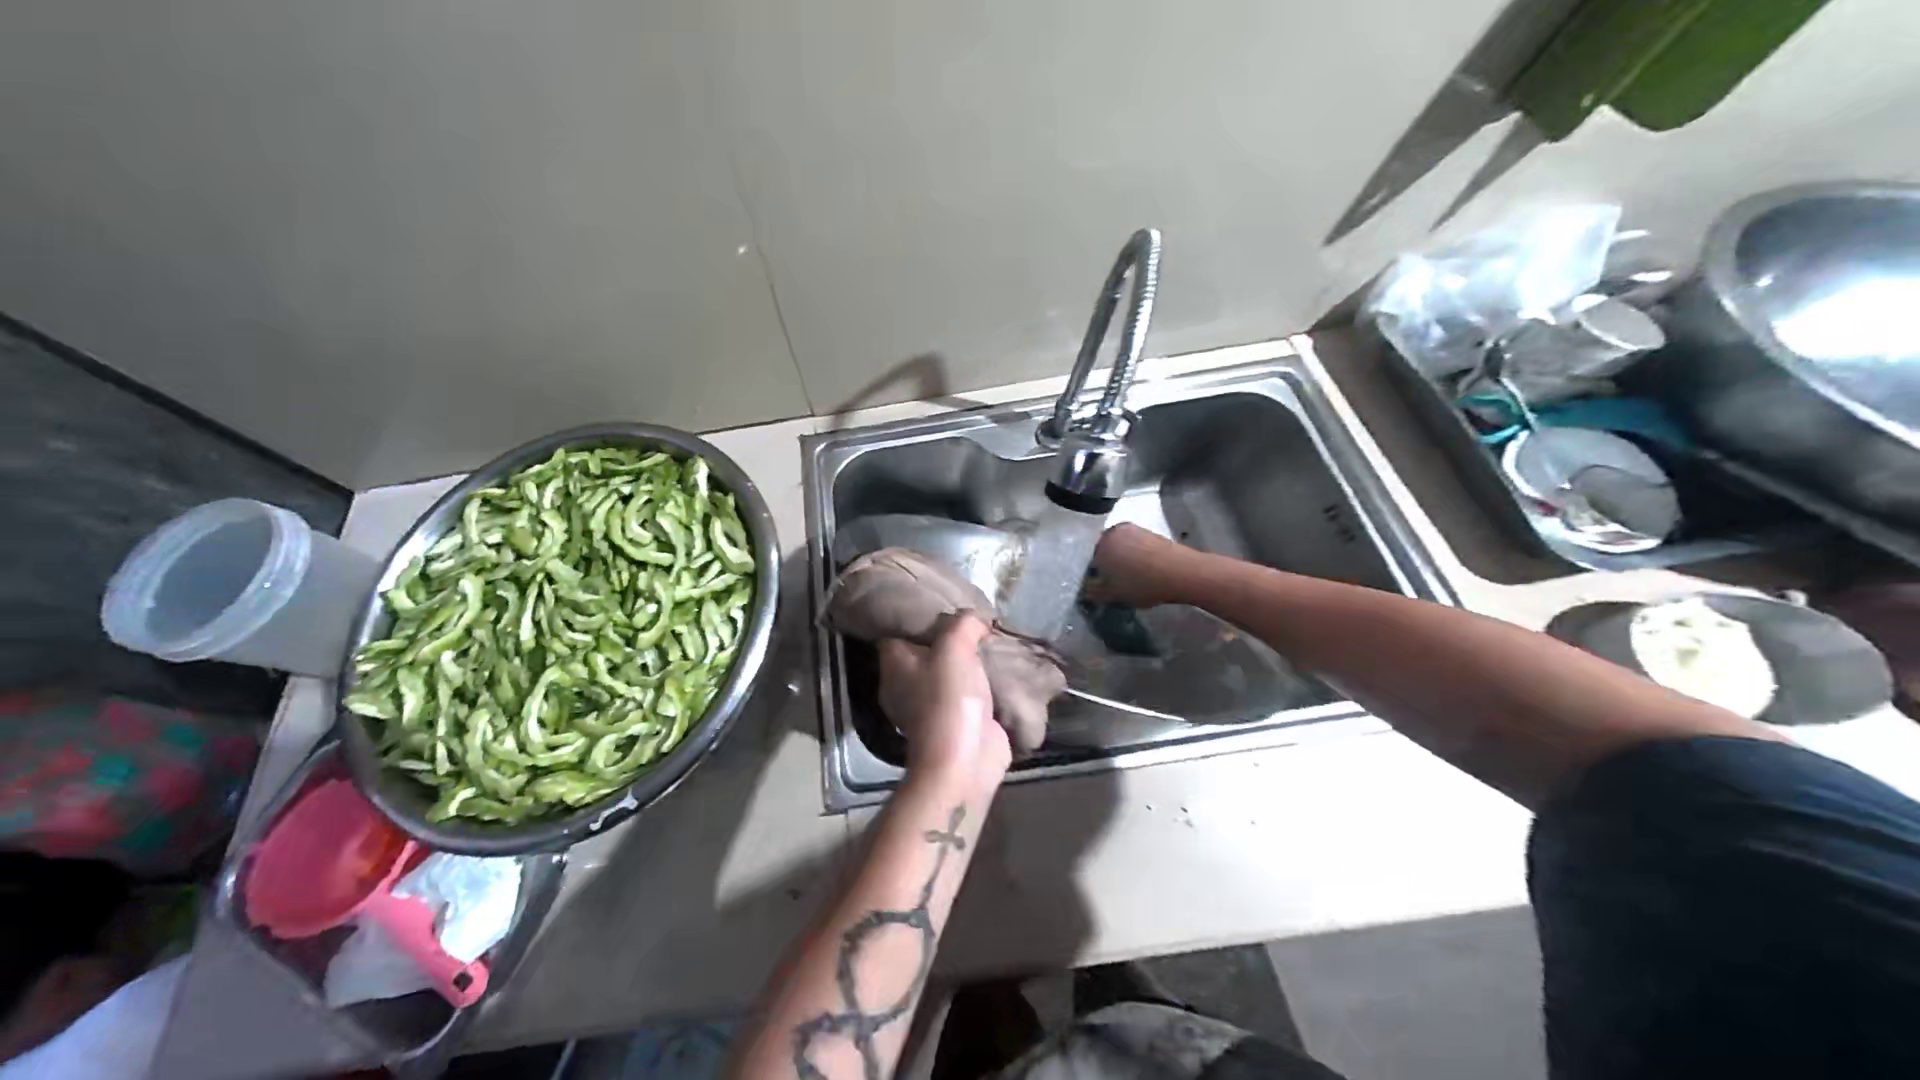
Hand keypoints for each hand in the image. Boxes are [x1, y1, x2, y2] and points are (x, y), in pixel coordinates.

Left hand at [877, 612, 1008, 780]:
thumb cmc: (949, 699)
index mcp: (895, 664)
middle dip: (951, 636)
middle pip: (927, 650)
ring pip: (950, 671)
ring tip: (992, 639)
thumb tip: (977, 620)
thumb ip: (964, 623)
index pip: (899, 629)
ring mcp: (931, 706)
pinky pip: (969, 693)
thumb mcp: (955, 647)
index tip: (944, 601)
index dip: (919, 615)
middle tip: (975, 619)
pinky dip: (982, 683)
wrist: (965, 761)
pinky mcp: (957, 722)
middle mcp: (906, 684)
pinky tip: (1000, 667)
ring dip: (970, 661)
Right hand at [1086, 523, 1192, 608]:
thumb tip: (1086, 589)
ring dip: (1124, 562)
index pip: (1089, 559)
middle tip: (1115, 584)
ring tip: (1132, 580)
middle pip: (1106, 551)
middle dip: (1108, 566)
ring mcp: (1137, 530)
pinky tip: (1146, 573)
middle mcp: (1116, 530)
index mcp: (1100, 542)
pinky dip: (1138, 559)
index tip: (1100, 587)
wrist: (1181, 573)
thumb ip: (1092, 591)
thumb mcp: (1111, 594)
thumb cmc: (1140, 583)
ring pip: (1123, 549)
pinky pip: (1138, 548)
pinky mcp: (1154, 534)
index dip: (1093, 575)